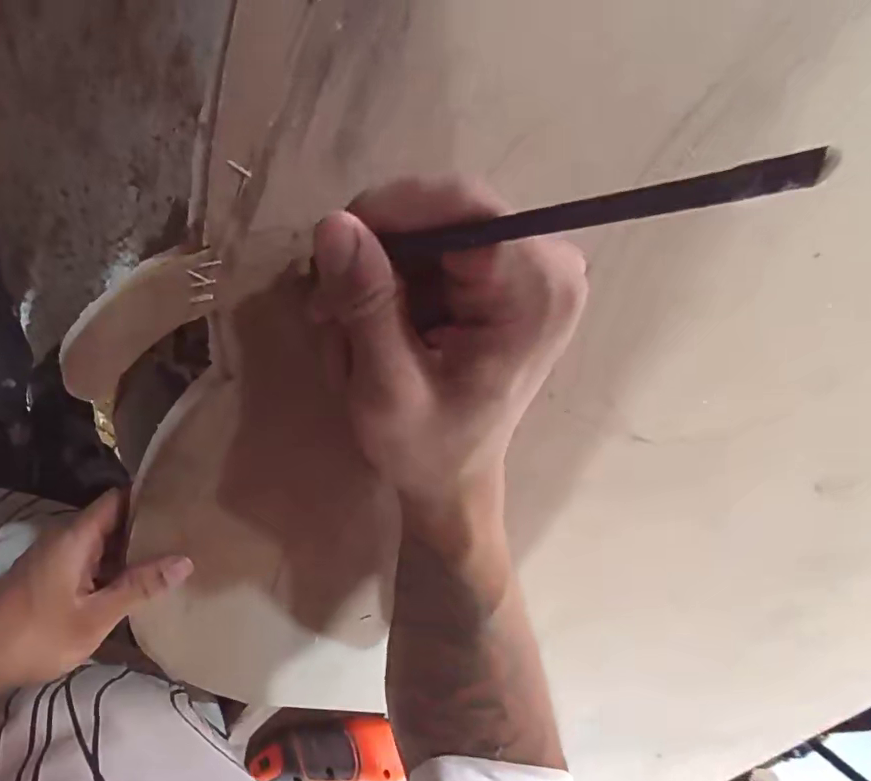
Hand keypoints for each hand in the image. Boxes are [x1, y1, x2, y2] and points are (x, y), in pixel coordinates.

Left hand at [0, 488, 192, 694]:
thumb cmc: (36, 638)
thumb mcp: (94, 618)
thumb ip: (137, 588)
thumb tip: (184, 560)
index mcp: (74, 538)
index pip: (117, 499)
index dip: (148, 497)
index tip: (183, 504)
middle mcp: (62, 538)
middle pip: (110, 520)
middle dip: (144, 528)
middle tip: (187, 537)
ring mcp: (51, 558)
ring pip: (98, 544)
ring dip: (127, 552)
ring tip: (170, 560)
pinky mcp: (46, 576)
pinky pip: (85, 562)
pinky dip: (108, 569)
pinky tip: (132, 586)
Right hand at [310, 177, 588, 511]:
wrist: (449, 482)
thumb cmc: (423, 449)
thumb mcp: (384, 386)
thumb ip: (365, 305)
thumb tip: (333, 225)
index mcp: (533, 289)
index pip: (460, 208)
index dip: (386, 214)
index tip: (325, 256)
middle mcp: (544, 262)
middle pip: (440, 217)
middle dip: (372, 257)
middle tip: (325, 313)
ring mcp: (524, 268)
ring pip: (426, 235)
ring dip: (371, 277)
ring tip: (346, 335)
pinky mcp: (499, 280)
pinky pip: (429, 257)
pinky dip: (386, 287)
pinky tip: (369, 330)